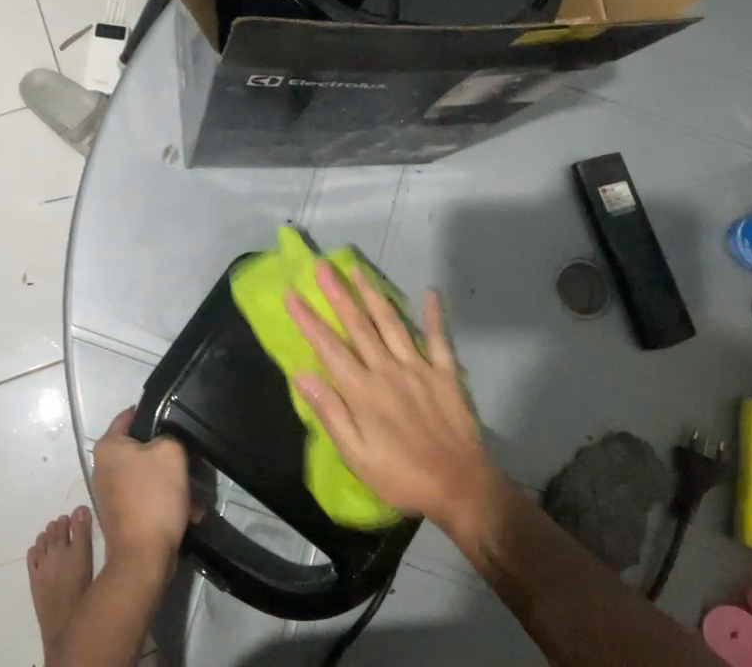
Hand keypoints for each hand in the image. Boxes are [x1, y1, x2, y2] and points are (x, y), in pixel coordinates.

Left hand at [91, 407, 189, 573]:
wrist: (143, 556)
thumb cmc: (153, 497)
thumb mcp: (171, 453)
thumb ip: (170, 435)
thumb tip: (165, 441)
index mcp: (108, 446)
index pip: (129, 415)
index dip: (153, 413)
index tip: (175, 419)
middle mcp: (102, 467)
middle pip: (142, 449)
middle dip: (168, 457)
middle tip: (189, 461)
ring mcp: (110, 493)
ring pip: (148, 476)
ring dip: (172, 483)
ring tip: (194, 496)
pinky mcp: (121, 514)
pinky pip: (147, 498)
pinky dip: (165, 502)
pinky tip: (187, 513)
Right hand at [288, 263, 498, 537]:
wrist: (459, 487)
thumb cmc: (400, 476)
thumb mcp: (355, 455)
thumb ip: (330, 412)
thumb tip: (302, 374)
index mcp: (362, 391)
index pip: (328, 347)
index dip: (308, 320)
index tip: (292, 293)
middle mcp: (387, 370)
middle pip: (358, 326)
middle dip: (338, 294)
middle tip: (323, 266)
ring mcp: (419, 368)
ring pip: (392, 324)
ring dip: (373, 295)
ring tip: (358, 270)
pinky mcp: (445, 374)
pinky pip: (439, 340)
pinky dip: (434, 316)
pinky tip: (430, 293)